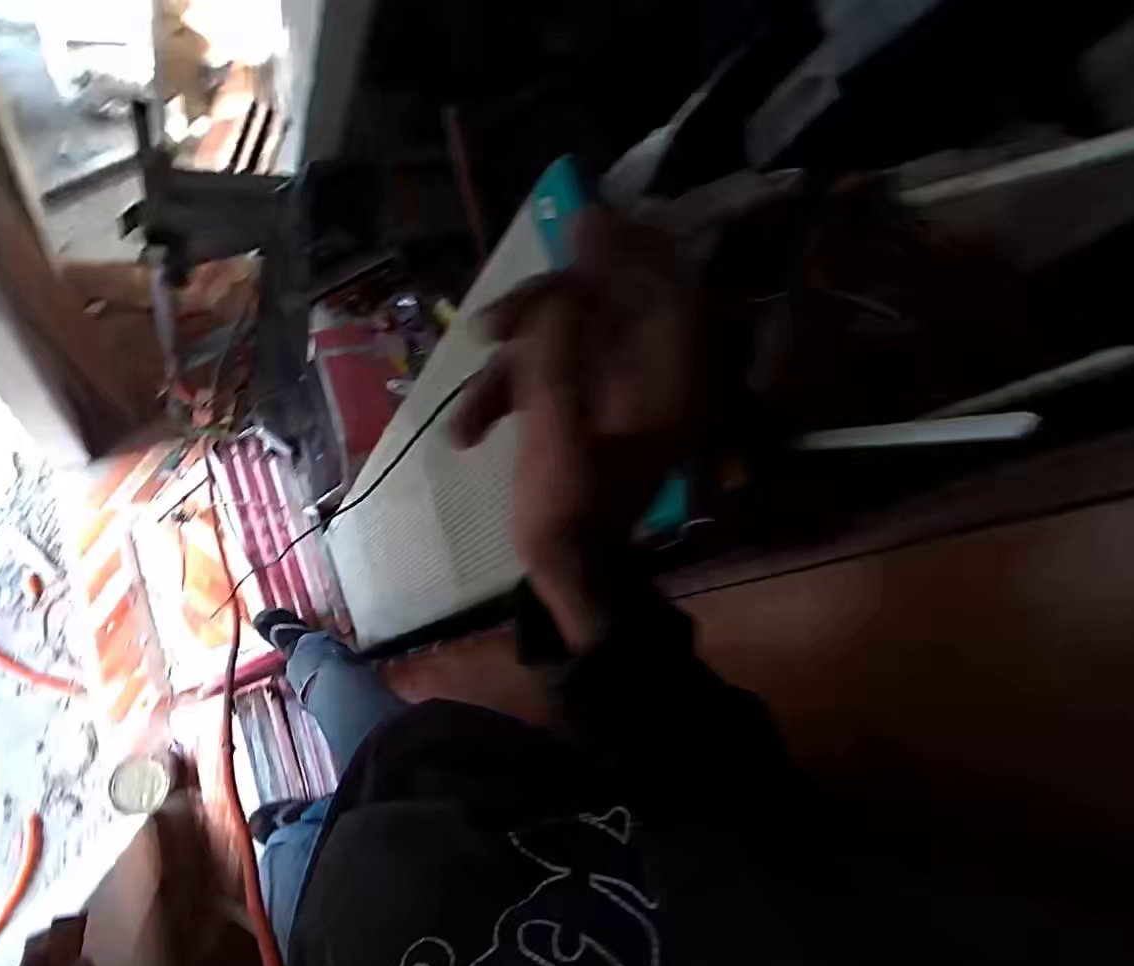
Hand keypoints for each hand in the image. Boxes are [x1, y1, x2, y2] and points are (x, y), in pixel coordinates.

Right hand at [450, 207, 706, 648]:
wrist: (568, 570)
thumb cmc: (570, 517)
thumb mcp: (558, 438)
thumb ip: (555, 360)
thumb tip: (552, 294)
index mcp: (668, 381)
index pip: (666, 287)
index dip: (628, 247)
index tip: (576, 227)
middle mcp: (648, 377)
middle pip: (605, 309)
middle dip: (542, 315)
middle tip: (491, 327)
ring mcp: (611, 393)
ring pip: (563, 343)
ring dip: (508, 370)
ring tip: (465, 420)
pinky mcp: (580, 407)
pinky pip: (545, 375)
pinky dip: (504, 394)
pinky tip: (467, 430)